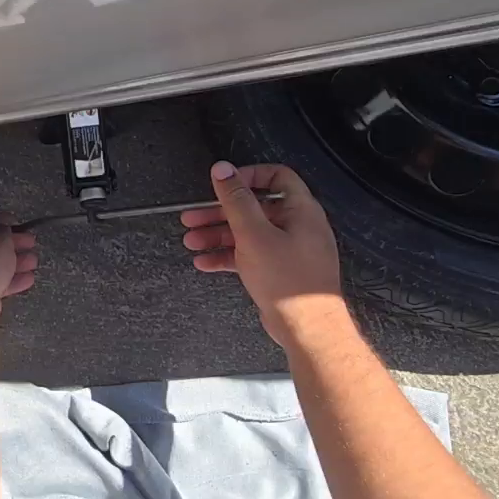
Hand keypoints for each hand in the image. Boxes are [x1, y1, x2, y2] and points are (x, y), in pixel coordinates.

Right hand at [181, 161, 349, 347]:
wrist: (306, 328)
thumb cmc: (290, 283)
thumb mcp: (253, 234)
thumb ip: (235, 200)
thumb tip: (223, 170)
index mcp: (300, 210)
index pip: (276, 176)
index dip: (247, 176)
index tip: (223, 183)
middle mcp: (297, 227)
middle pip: (253, 207)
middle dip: (219, 212)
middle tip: (194, 216)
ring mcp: (288, 249)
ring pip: (246, 232)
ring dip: (216, 235)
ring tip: (192, 241)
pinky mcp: (278, 269)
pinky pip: (248, 254)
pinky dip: (226, 256)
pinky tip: (206, 262)